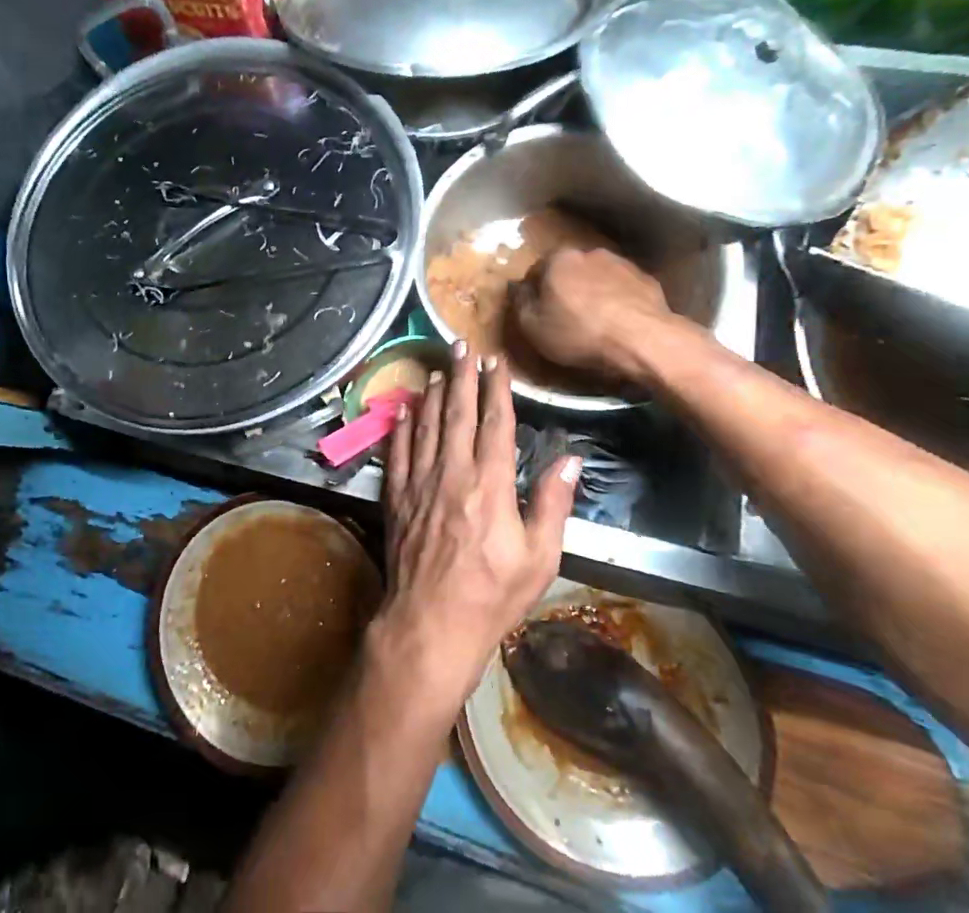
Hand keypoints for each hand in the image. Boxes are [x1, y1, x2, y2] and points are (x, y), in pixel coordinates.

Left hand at [379, 342, 580, 699]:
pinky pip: (397, 452)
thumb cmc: (493, 594)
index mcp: (490, 485)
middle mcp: (452, 474)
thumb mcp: (540, 557)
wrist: (431, 621)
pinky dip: (400, 427)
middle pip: (457, 415)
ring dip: (432, 395)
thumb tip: (571, 461)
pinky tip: (402, 409)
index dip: (496, 389)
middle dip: (461, 377)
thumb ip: (552, 504)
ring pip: (425, 427)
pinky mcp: (396, 498)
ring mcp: (419, 484)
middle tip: (460, 346)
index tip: (496, 362)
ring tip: (437, 370)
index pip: (495, 424)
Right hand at [511, 246, 681, 383]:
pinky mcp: (646, 279)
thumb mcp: (532, 327)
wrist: (642, 340)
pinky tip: (617, 321)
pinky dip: (616, 299)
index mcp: (558, 259)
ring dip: (591, 292)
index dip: (534, 292)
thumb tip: (519, 287)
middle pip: (569, 270)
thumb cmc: (578, 333)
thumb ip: (520, 303)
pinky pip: (621, 288)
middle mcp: (590, 252)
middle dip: (564, 288)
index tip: (536, 312)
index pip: (536, 270)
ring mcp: (622, 263)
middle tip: (564, 316)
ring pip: (597, 276)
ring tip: (593, 320)